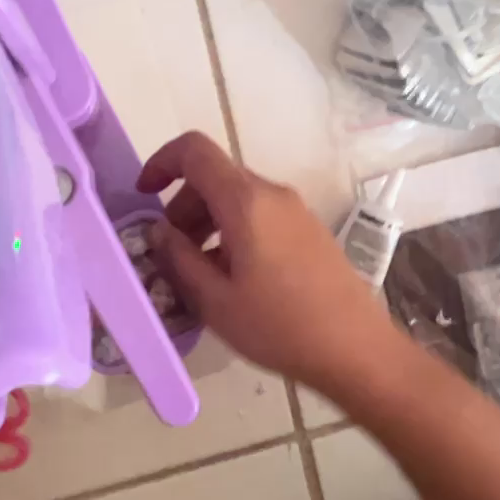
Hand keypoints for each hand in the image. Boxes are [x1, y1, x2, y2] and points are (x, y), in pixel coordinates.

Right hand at [138, 133, 404, 395]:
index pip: (195, 151)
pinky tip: (234, 278)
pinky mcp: (311, 232)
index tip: (144, 196)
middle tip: (171, 252)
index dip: (161, 163)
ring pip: (239, 198)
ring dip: (208, 222)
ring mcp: (297, 212)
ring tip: (199, 271)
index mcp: (246, 202)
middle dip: (183, 206)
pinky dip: (235, 232)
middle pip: (217, 176)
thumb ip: (179, 259)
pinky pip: (262, 216)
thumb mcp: (215, 300)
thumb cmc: (278, 327)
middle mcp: (273, 195)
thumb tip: (158, 231)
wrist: (355, 348)